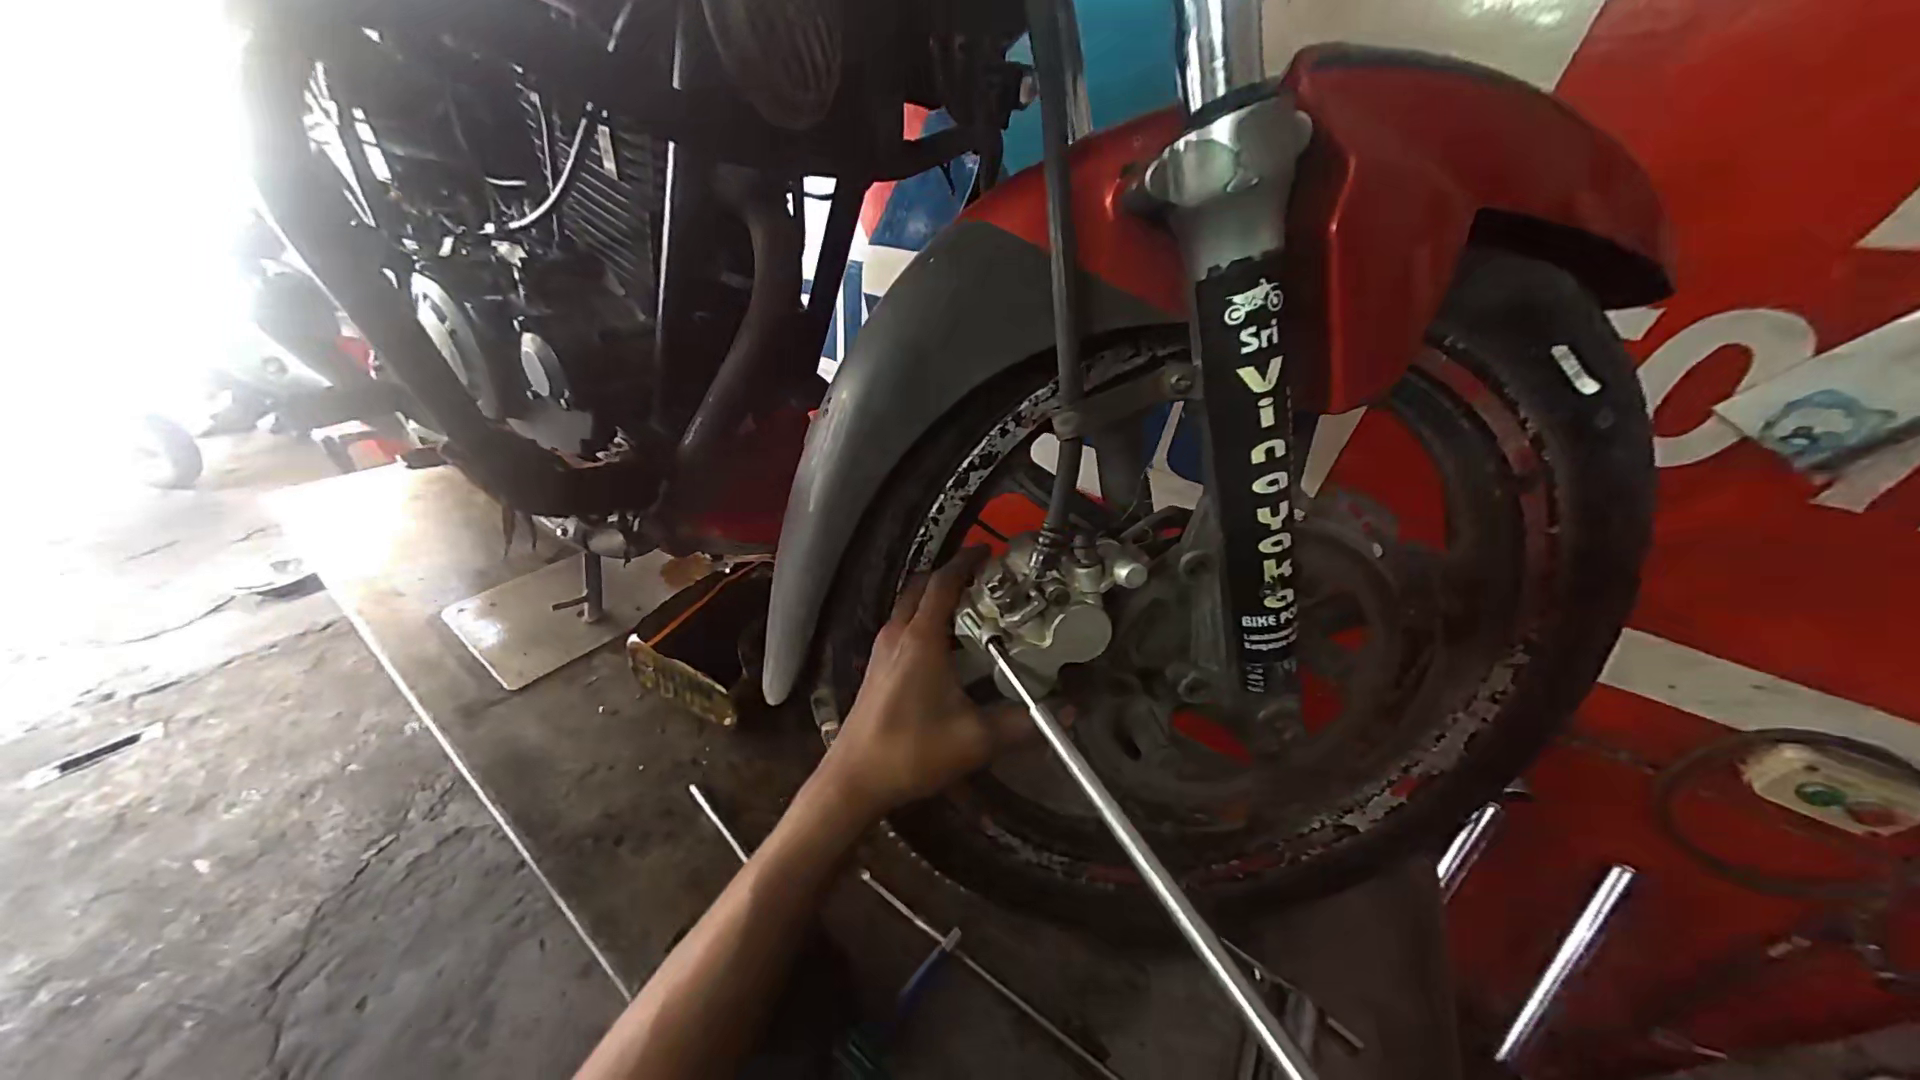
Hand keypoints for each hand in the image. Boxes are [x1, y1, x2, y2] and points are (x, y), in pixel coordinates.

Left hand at [816, 548, 1029, 817]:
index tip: (989, 552)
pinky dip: (924, 618)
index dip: (966, 561)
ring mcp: (882, 649)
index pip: (943, 582)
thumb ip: (1022, 723)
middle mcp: (897, 634)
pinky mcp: (876, 666)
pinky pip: (902, 625)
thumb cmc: (912, 751)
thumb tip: (1065, 713)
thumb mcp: (975, 739)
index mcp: (920, 639)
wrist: (855, 779)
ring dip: (936, 597)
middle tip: (985, 580)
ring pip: (909, 605)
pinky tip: (946, 644)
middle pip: (923, 586)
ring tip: (971, 607)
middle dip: (952, 575)